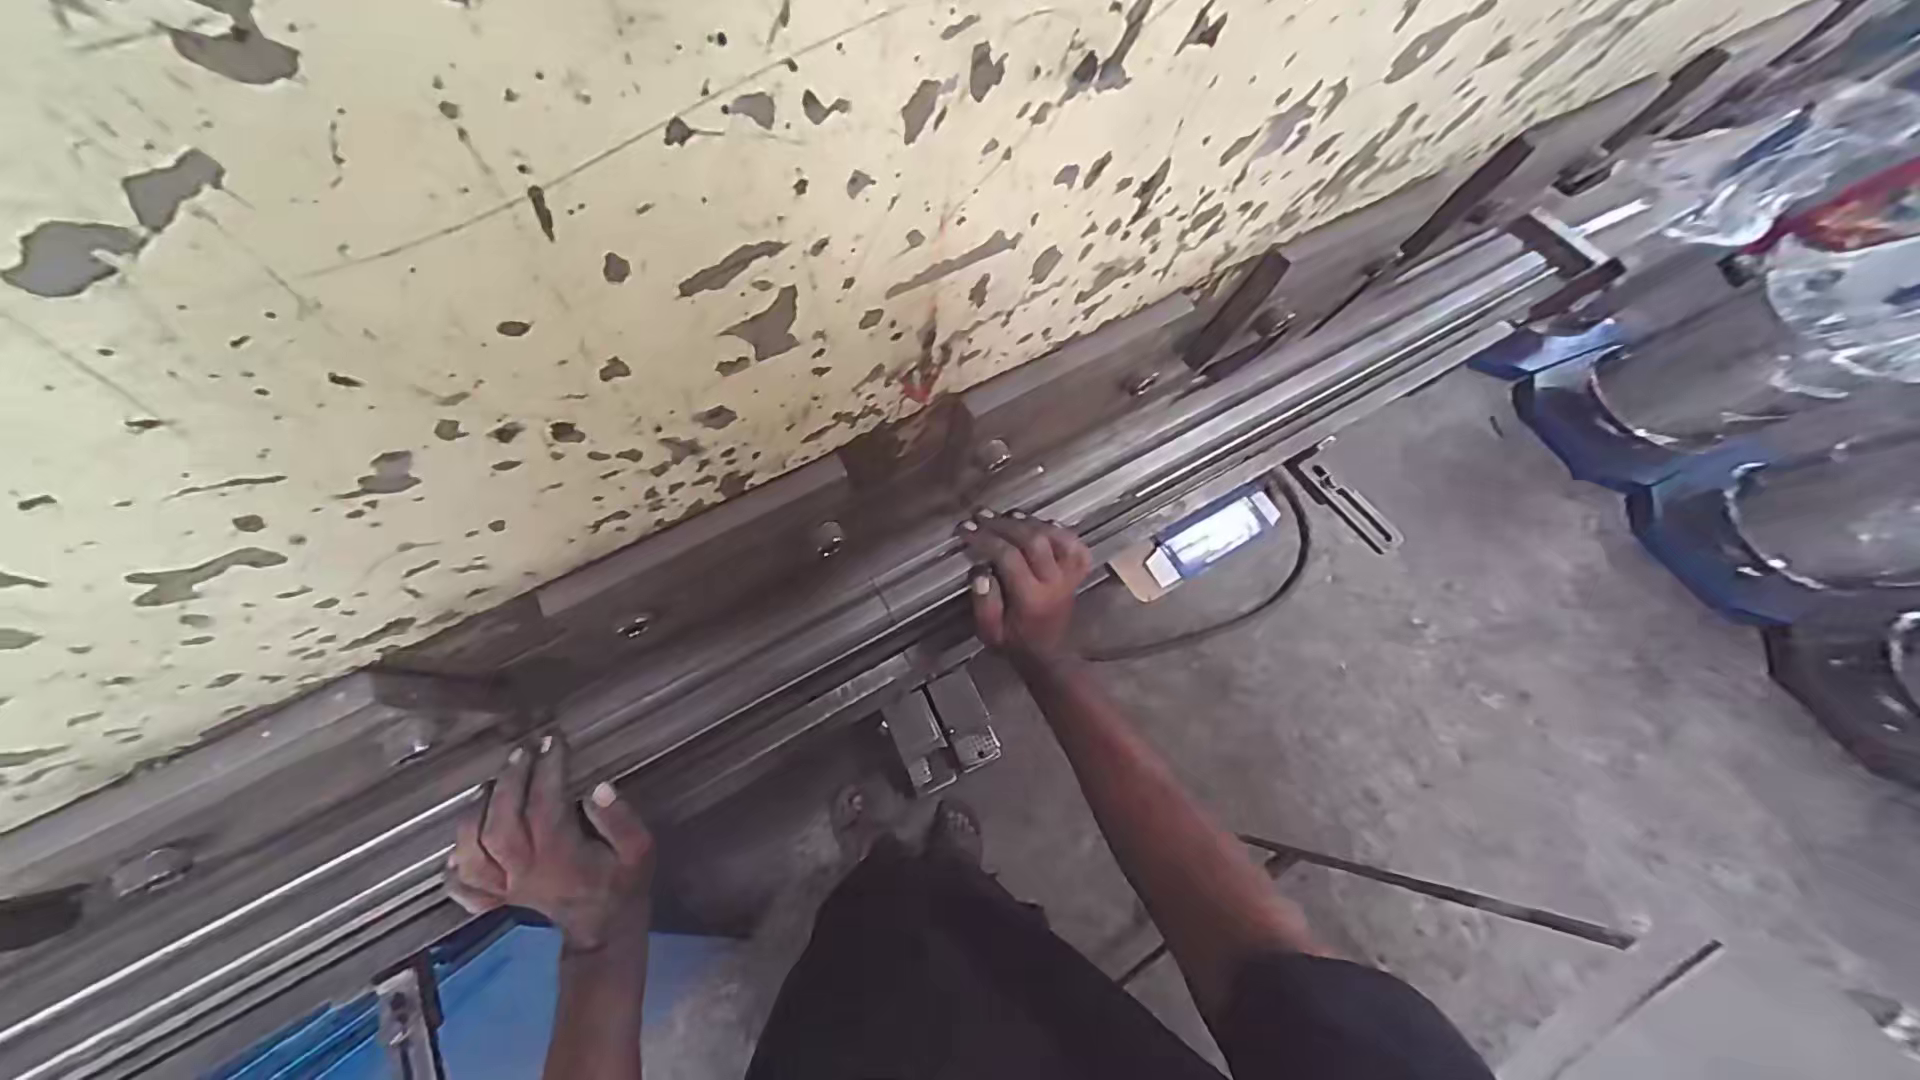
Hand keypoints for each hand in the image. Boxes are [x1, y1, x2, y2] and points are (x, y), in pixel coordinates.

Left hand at [446, 734, 655, 951]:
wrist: (605, 932)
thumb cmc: (623, 883)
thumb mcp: (639, 848)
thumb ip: (620, 819)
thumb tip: (599, 787)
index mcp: (559, 853)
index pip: (544, 803)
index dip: (547, 768)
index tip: (553, 742)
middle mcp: (524, 869)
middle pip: (501, 822)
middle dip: (510, 781)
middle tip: (522, 752)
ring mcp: (504, 888)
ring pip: (473, 850)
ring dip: (475, 814)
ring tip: (489, 785)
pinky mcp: (496, 900)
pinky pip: (463, 884)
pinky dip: (454, 864)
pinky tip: (458, 845)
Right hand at [959, 511, 1093, 661]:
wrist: (1048, 654)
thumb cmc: (1013, 642)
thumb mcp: (989, 632)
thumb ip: (983, 603)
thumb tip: (979, 571)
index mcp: (1030, 598)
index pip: (1008, 557)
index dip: (985, 539)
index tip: (966, 530)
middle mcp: (1054, 583)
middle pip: (1032, 540)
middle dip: (1003, 524)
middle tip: (981, 516)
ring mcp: (1070, 576)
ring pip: (1055, 536)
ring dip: (1029, 521)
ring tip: (1005, 515)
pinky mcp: (1078, 573)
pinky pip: (1074, 544)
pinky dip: (1058, 529)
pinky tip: (1038, 523)